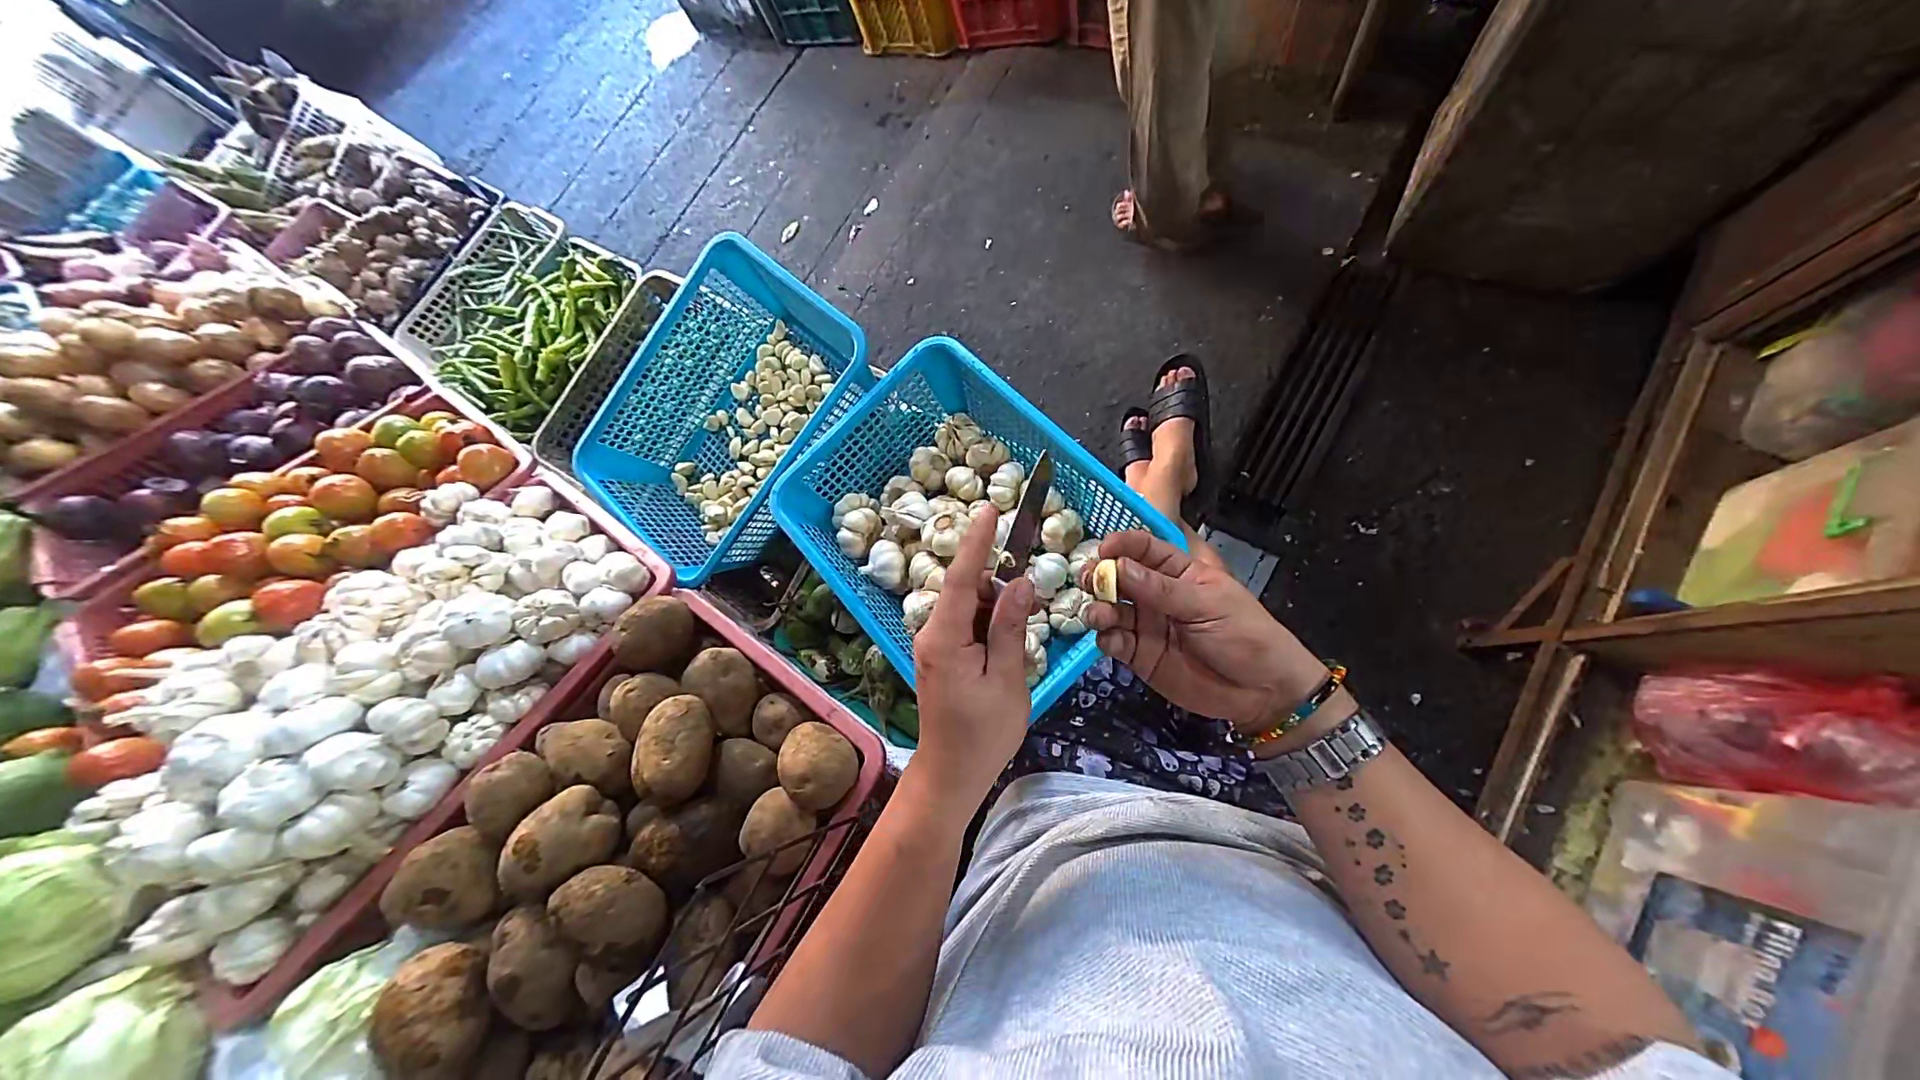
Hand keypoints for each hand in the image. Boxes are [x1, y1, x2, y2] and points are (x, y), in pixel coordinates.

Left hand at [910, 505, 1035, 804]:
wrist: (951, 774)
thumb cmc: (983, 733)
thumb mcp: (1008, 679)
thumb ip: (1012, 628)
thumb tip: (1021, 583)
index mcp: (945, 637)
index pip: (962, 578)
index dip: (978, 542)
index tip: (990, 510)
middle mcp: (932, 633)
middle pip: (967, 590)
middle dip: (999, 582)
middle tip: (1033, 590)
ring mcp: (934, 645)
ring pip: (969, 608)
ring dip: (997, 606)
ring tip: (1024, 626)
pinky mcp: (940, 656)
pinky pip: (967, 625)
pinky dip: (989, 622)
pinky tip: (1009, 637)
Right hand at [1082, 531, 1329, 737]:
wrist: (1263, 691)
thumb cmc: (1245, 635)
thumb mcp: (1208, 605)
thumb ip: (1161, 589)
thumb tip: (1118, 566)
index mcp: (1178, 573)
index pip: (1144, 549)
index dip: (1122, 545)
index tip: (1103, 549)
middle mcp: (1156, 595)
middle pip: (1118, 578)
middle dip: (1099, 576)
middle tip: (1089, 582)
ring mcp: (1146, 625)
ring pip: (1110, 610)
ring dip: (1098, 608)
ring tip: (1097, 615)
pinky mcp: (1139, 656)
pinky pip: (1114, 641)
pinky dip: (1105, 638)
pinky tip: (1110, 640)